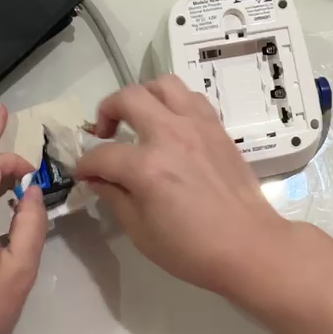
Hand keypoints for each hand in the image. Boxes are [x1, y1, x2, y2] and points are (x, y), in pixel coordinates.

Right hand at [76, 76, 296, 294]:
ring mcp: (197, 125)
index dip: (86, 165)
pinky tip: (171, 125)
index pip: (102, 155)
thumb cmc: (193, 249)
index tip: (83, 173)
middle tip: (105, 133)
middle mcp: (170, 135)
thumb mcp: (141, 232)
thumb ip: (115, 198)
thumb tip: (98, 178)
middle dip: (107, 111)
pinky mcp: (216, 127)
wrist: (249, 245)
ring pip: (163, 84)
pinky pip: (191, 97)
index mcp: (147, 167)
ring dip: (143, 96)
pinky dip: (174, 103)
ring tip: (139, 118)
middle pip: (128, 99)